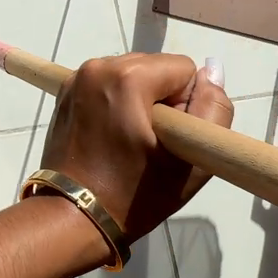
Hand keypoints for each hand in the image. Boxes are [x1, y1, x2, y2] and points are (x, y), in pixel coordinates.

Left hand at [38, 54, 232, 247]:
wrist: (75, 211)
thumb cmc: (136, 191)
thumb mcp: (191, 158)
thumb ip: (213, 110)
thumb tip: (212, 71)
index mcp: (125, 77)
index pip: (182, 68)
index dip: (187, 102)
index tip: (173, 135)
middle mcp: (96, 66)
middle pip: (153, 66)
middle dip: (163, 97)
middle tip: (154, 140)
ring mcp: (75, 77)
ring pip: (130, 73)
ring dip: (140, 98)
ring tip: (132, 139)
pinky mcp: (64, 92)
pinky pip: (106, 83)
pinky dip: (117, 100)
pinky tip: (113, 133)